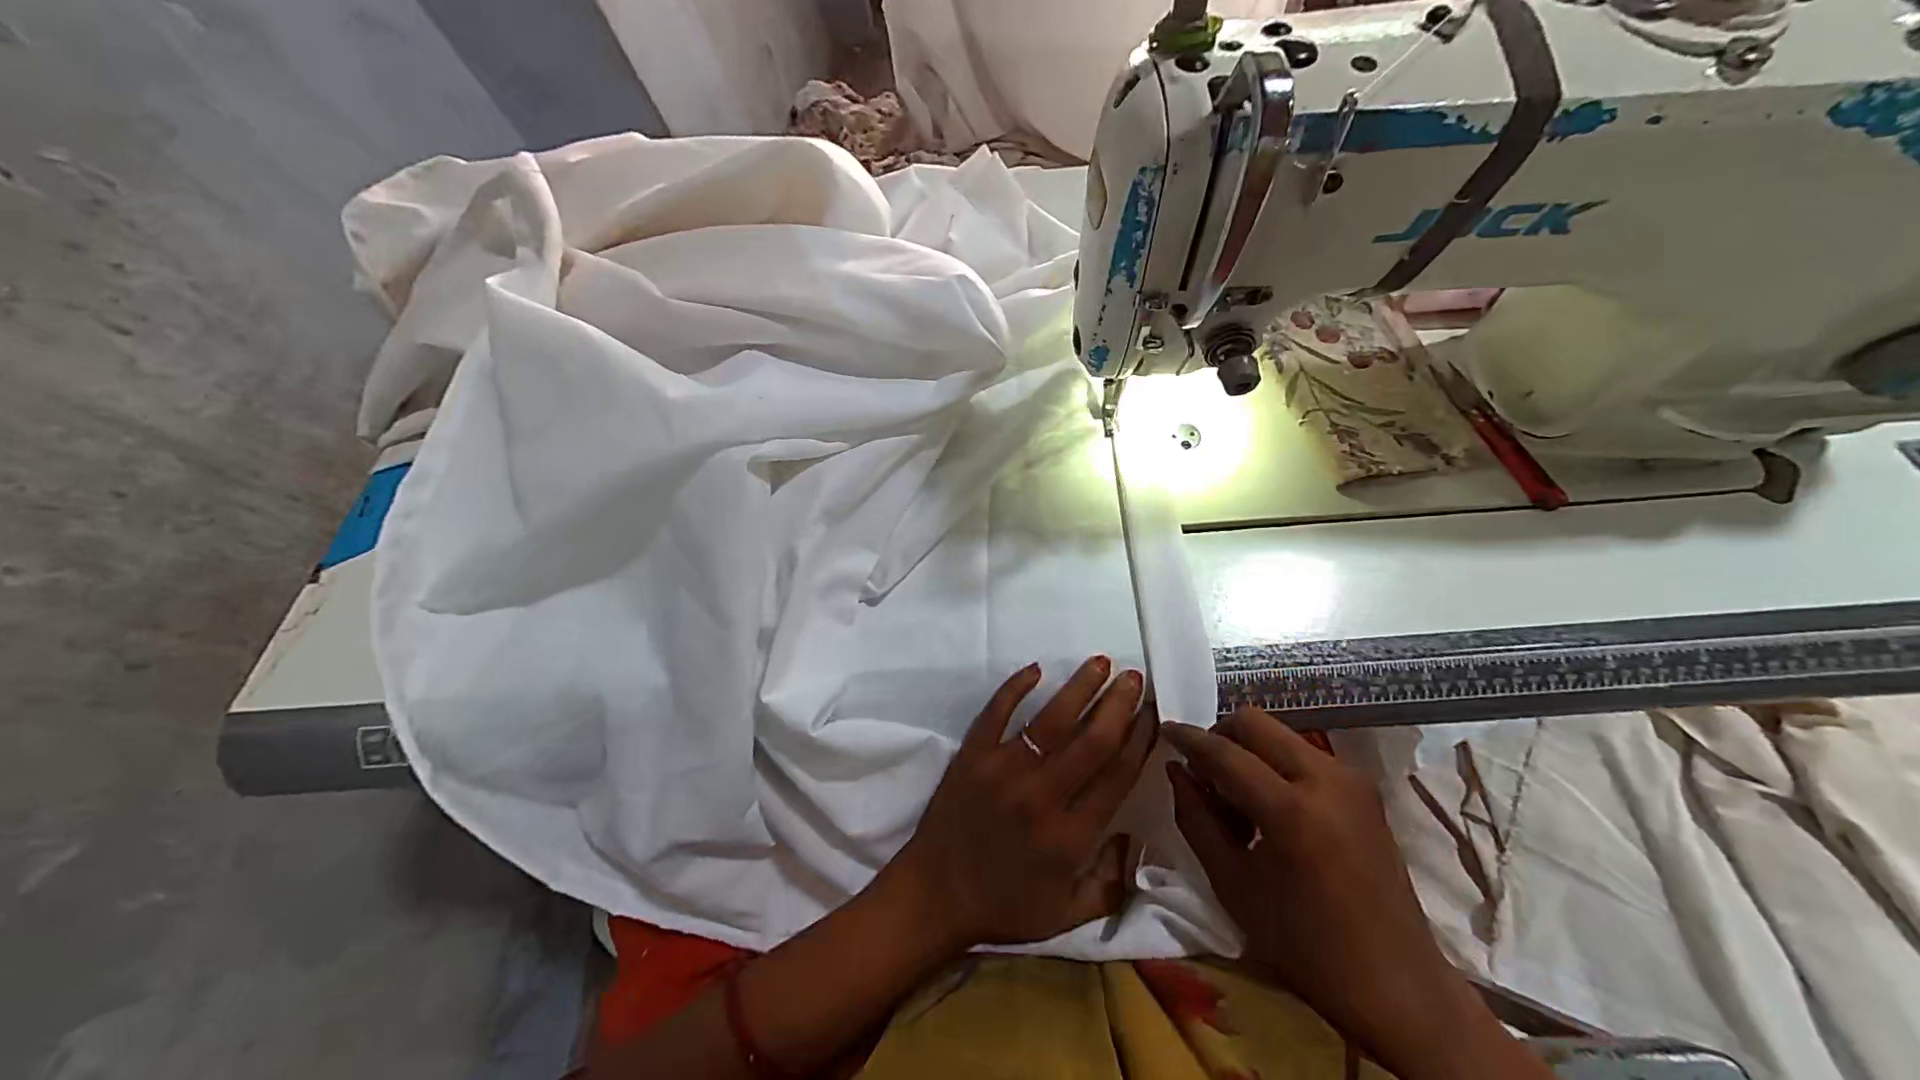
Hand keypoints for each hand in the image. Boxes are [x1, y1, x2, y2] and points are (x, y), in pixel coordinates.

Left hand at [881, 657, 1157, 948]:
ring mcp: (1003, 771)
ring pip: (1051, 720)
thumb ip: (1110, 884)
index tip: (1153, 714)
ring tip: (1101, 662)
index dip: (1140, 739)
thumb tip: (1135, 839)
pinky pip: (996, 713)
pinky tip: (1036, 669)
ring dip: (1080, 688)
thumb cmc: (1003, 907)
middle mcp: (1042, 797)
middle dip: (1119, 704)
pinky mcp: (972, 756)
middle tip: (1135, 678)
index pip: (1117, 775)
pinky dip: (1015, 688)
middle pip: (1092, 740)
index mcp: (1071, 836)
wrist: (934, 896)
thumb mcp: (1067, 915)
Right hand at [1164, 707, 1548, 1079]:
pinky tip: (1269, 810)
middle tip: (1203, 775)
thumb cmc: (1304, 944)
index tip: (1164, 729)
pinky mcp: (1365, 790)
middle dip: (1220, 737)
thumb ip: (1196, 818)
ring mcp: (1352, 780)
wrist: (1396, 984)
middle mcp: (1327, 779)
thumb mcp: (1232, 884)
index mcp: (1292, 809)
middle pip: (1255, 723)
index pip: (1225, 752)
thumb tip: (1176, 770)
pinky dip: (1275, 766)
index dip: (1188, 737)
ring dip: (1248, 752)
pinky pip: (1304, 755)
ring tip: (1237, 803)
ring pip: (1280, 736)